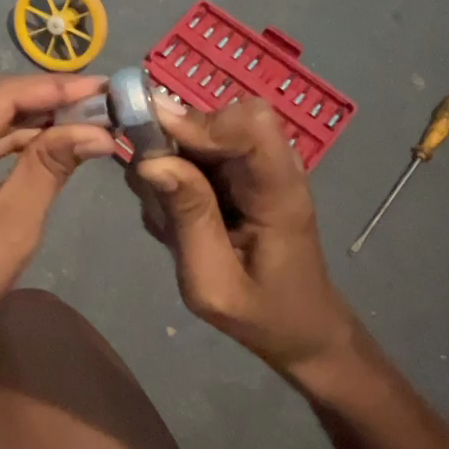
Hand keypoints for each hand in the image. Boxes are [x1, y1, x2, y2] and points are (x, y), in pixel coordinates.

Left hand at [0, 75, 116, 378]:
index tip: (105, 86)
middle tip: (105, 103)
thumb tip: (99, 130)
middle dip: (50, 104)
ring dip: (33, 122)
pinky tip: (49, 140)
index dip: (57, 87)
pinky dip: (8, 142)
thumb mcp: (13, 226)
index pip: (2, 96)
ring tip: (88, 119)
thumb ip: (51, 166)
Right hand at [130, 96, 359, 378]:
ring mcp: (248, 166)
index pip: (250, 122)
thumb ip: (188, 218)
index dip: (199, 123)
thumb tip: (150, 160)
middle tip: (152, 196)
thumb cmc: (263, 314)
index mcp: (279, 189)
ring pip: (192, 133)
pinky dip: (169, 179)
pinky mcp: (231, 172)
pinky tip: (175, 220)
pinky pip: (188, 153)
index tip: (153, 149)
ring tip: (169, 222)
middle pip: (213, 119)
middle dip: (169, 146)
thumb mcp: (215, 284)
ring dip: (166, 167)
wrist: (298, 329)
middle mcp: (268, 164)